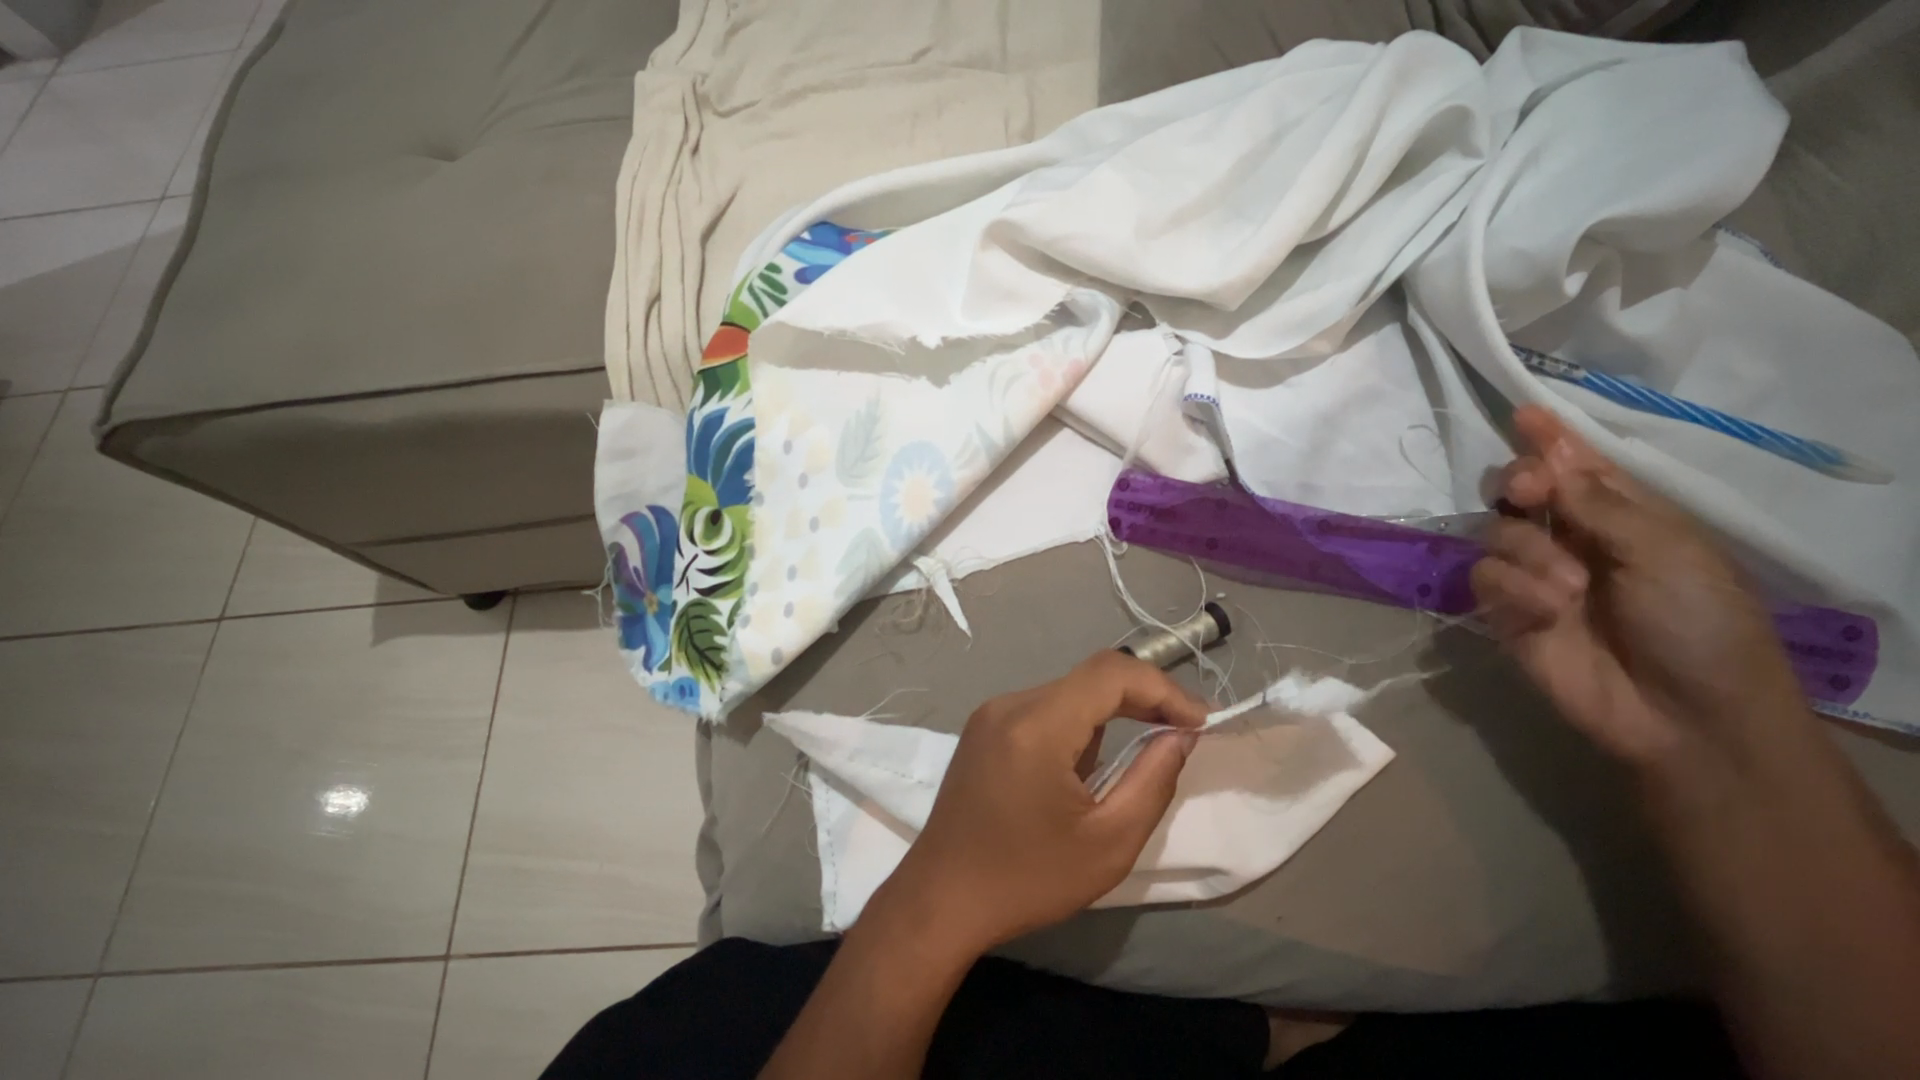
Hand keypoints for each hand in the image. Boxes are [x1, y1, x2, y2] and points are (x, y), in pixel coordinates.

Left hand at [872, 652, 1207, 955]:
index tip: (1200, 723)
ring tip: (1142, 753)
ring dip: (1110, 715)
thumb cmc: (1027, 880)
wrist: (941, 902)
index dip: (1164, 689)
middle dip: (1142, 699)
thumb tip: (1180, 735)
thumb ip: (1152, 781)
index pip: (1111, 673)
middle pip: (1089, 678)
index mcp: (1036, 725)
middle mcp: (1009, 705)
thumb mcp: (1108, 843)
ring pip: (1068, 693)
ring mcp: (990, 716)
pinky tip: (1090, 767)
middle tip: (1183, 734)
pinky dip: (1078, 726)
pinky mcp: (983, 731)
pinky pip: (1043, 711)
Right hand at [1470, 406, 1805, 764]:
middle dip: (1520, 482)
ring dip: (1527, 549)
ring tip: (1566, 587)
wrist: (1687, 714)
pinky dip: (1512, 589)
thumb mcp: (1666, 550)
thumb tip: (1547, 464)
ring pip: (1497, 533)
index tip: (1524, 415)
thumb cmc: (1700, 621)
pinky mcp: (1508, 615)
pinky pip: (1484, 579)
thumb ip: (1599, 504)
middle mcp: (1573, 541)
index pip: (1577, 467)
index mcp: (1622, 517)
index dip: (1549, 440)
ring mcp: (1536, 579)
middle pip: (1520, 492)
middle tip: (1531, 492)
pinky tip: (1547, 611)